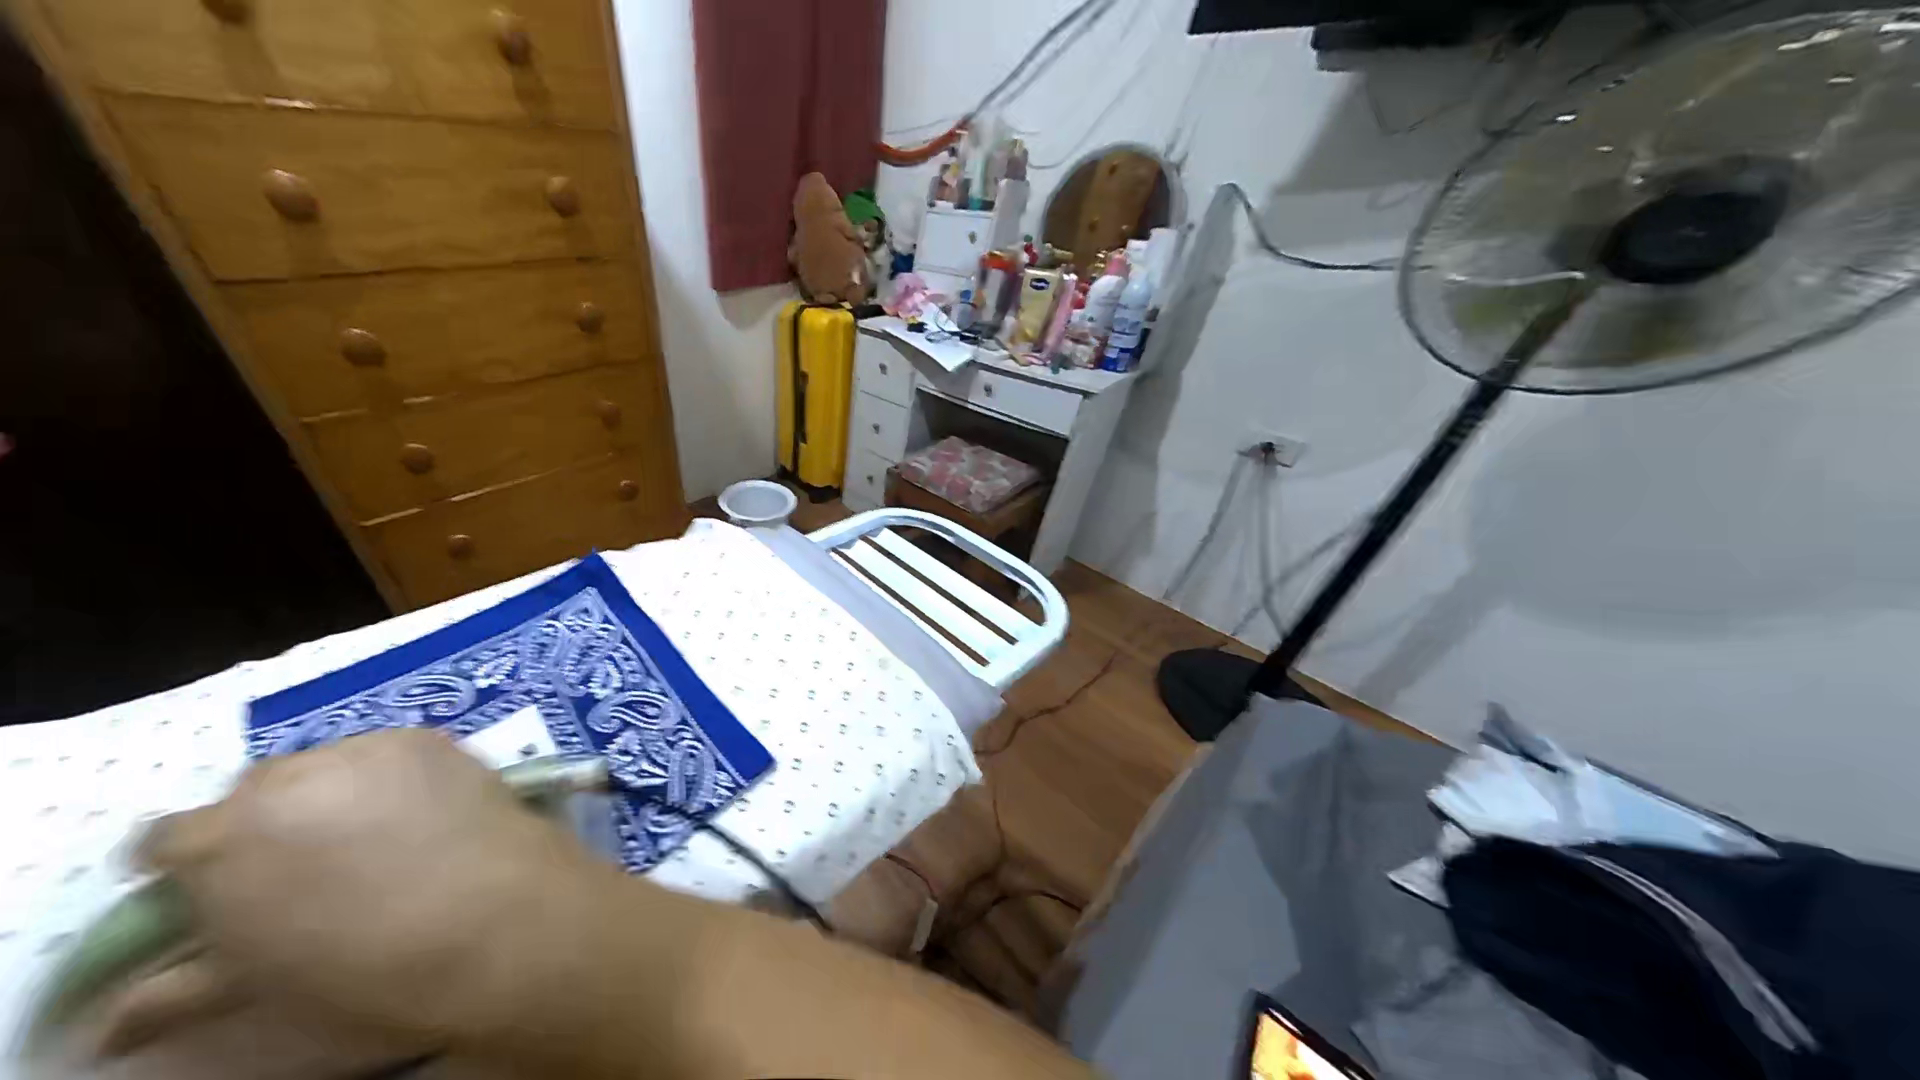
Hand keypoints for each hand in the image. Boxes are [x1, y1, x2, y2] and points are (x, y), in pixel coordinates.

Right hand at [99, 729, 622, 1055]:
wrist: (499, 918)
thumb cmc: (369, 969)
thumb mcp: (257, 994)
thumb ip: (174, 993)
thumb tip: (111, 1019)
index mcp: (222, 841)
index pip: (166, 839)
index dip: (187, 868)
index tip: (212, 891)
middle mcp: (291, 777)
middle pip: (254, 791)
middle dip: (263, 822)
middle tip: (303, 864)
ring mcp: (371, 748)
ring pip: (325, 764)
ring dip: (329, 792)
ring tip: (369, 835)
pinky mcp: (435, 738)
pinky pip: (389, 750)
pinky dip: (389, 774)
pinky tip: (421, 810)